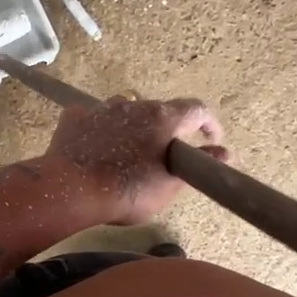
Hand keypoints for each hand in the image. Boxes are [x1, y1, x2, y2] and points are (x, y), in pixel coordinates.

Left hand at [43, 97, 227, 224]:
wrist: (71, 190)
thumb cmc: (128, 191)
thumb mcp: (169, 184)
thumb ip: (198, 164)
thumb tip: (224, 151)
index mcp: (162, 118)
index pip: (196, 109)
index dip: (208, 123)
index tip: (211, 139)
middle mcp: (134, 104)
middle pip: (158, 110)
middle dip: (166, 129)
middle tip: (163, 154)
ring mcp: (102, 107)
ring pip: (125, 110)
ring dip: (132, 126)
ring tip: (127, 151)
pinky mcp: (75, 116)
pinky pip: (95, 118)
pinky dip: (101, 130)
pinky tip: (95, 149)